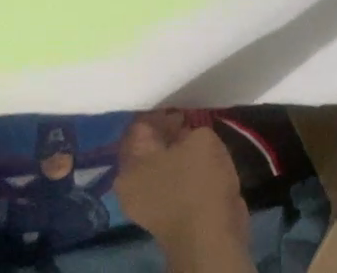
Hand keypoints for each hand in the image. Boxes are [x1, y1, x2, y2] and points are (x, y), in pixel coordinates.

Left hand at [116, 111, 250, 271]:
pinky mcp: (161, 212)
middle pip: (144, 147)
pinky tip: (199, 163)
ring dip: (174, 151)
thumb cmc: (199, 179)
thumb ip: (189, 128)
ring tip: (199, 141)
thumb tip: (183, 132)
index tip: (183, 104)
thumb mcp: (200, 139)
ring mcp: (142, 201)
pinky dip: (179, 169)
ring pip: (156, 165)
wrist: (208, 232)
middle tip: (191, 121)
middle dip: (166, 132)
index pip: (138, 126)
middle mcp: (129, 182)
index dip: (161, 112)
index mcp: (131, 163)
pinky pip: (167, 181)